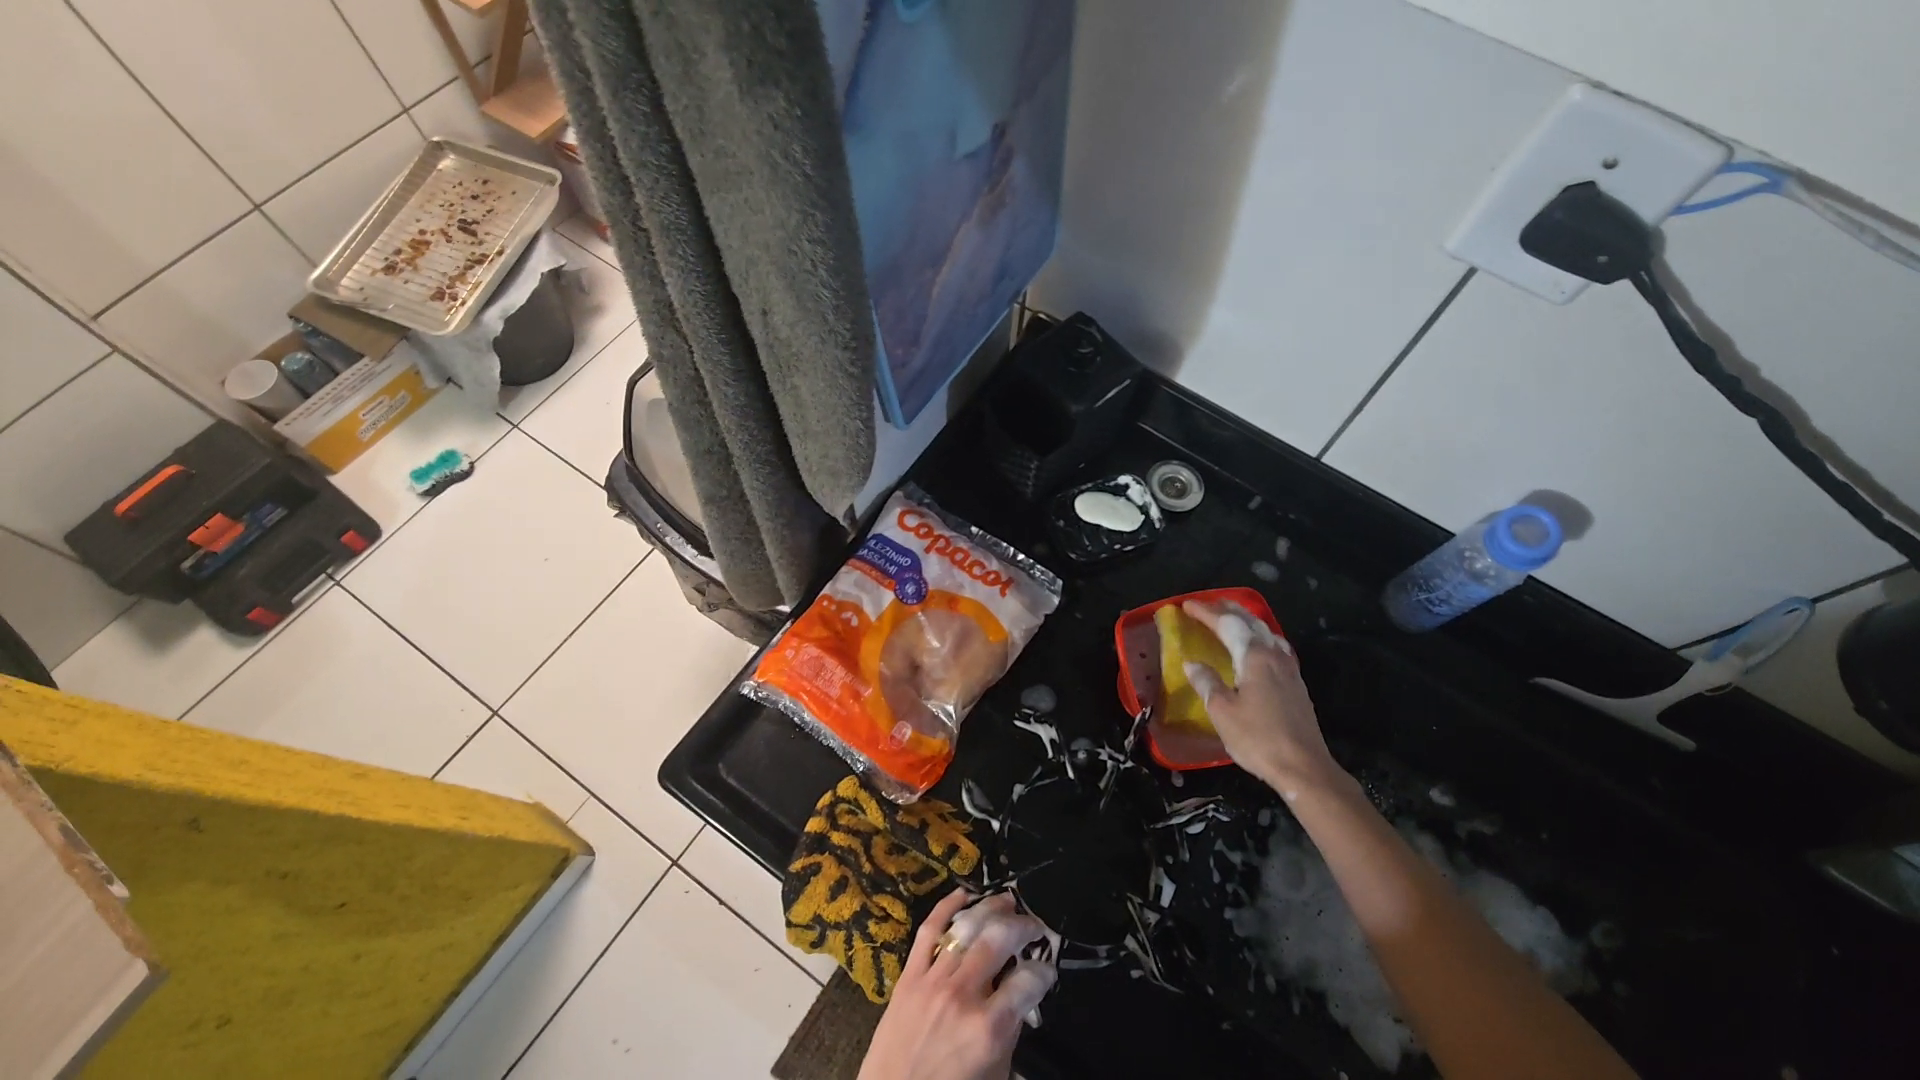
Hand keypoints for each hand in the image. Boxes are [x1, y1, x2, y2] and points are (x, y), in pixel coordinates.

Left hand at [858, 889, 1055, 1079]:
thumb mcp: (995, 1071)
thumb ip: (1010, 1030)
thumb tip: (1021, 996)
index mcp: (989, 1028)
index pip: (1029, 981)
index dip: (1044, 971)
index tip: (1047, 970)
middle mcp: (963, 996)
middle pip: (999, 940)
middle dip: (1024, 926)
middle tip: (1034, 926)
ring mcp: (933, 981)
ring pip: (967, 927)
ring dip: (992, 908)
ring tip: (1008, 901)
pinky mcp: (908, 976)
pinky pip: (928, 930)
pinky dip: (947, 906)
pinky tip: (964, 894)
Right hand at [1180, 599, 1345, 800]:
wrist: (1303, 767)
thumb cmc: (1258, 738)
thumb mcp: (1222, 711)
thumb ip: (1207, 682)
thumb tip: (1192, 663)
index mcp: (1254, 656)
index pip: (1228, 624)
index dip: (1206, 613)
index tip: (1186, 606)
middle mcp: (1274, 655)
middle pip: (1251, 622)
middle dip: (1227, 610)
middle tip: (1207, 605)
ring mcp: (1289, 669)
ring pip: (1267, 632)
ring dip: (1246, 621)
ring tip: (1230, 619)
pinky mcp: (1296, 684)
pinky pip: (1275, 647)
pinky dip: (1259, 637)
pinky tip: (1257, 648)